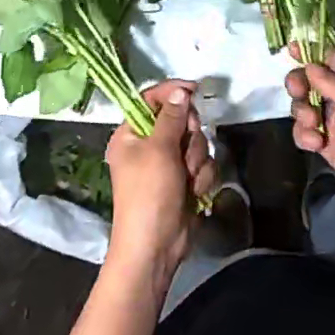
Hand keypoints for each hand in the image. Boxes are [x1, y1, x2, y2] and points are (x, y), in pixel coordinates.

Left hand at [105, 80, 216, 281]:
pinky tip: (195, 193)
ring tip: (188, 179)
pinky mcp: (185, 181)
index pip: (151, 100)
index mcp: (130, 134)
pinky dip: (202, 178)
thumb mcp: (158, 149)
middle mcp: (148, 145)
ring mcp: (168, 164)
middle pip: (180, 120)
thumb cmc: (149, 193)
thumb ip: (171, 118)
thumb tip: (180, 92)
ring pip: (196, 143)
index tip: (194, 90)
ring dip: (197, 161)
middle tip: (185, 149)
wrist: (156, 245)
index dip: (172, 93)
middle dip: (189, 136)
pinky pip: (204, 165)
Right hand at [286, 48, 334, 222]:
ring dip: (301, 110)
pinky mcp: (327, 147)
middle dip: (299, 81)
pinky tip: (315, 143)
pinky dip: (303, 134)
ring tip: (313, 123)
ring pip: (303, 106)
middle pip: (310, 82)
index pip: (331, 61)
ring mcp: (334, 124)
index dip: (312, 54)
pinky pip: (304, 133)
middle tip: (297, 88)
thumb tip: (309, 66)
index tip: (292, 49)